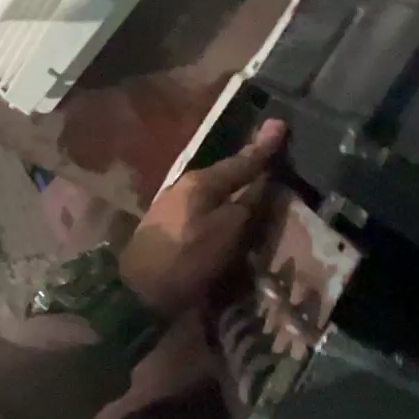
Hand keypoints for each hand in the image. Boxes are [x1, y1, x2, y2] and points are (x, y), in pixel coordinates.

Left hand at [118, 120, 287, 316]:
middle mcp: (185, 186)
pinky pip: (203, 207)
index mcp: (201, 182)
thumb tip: (261, 183)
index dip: (264, 147)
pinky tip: (228, 209)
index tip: (281, 124)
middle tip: (270, 154)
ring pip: (213, 190)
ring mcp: (172, 205)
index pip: (242, 161)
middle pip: (225, 173)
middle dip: (247, 165)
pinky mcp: (167, 226)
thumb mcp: (227, 232)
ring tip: (254, 182)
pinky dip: (220, 204)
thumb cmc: (187, 259)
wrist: (137, 293)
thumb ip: (247, 204)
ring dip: (233, 186)